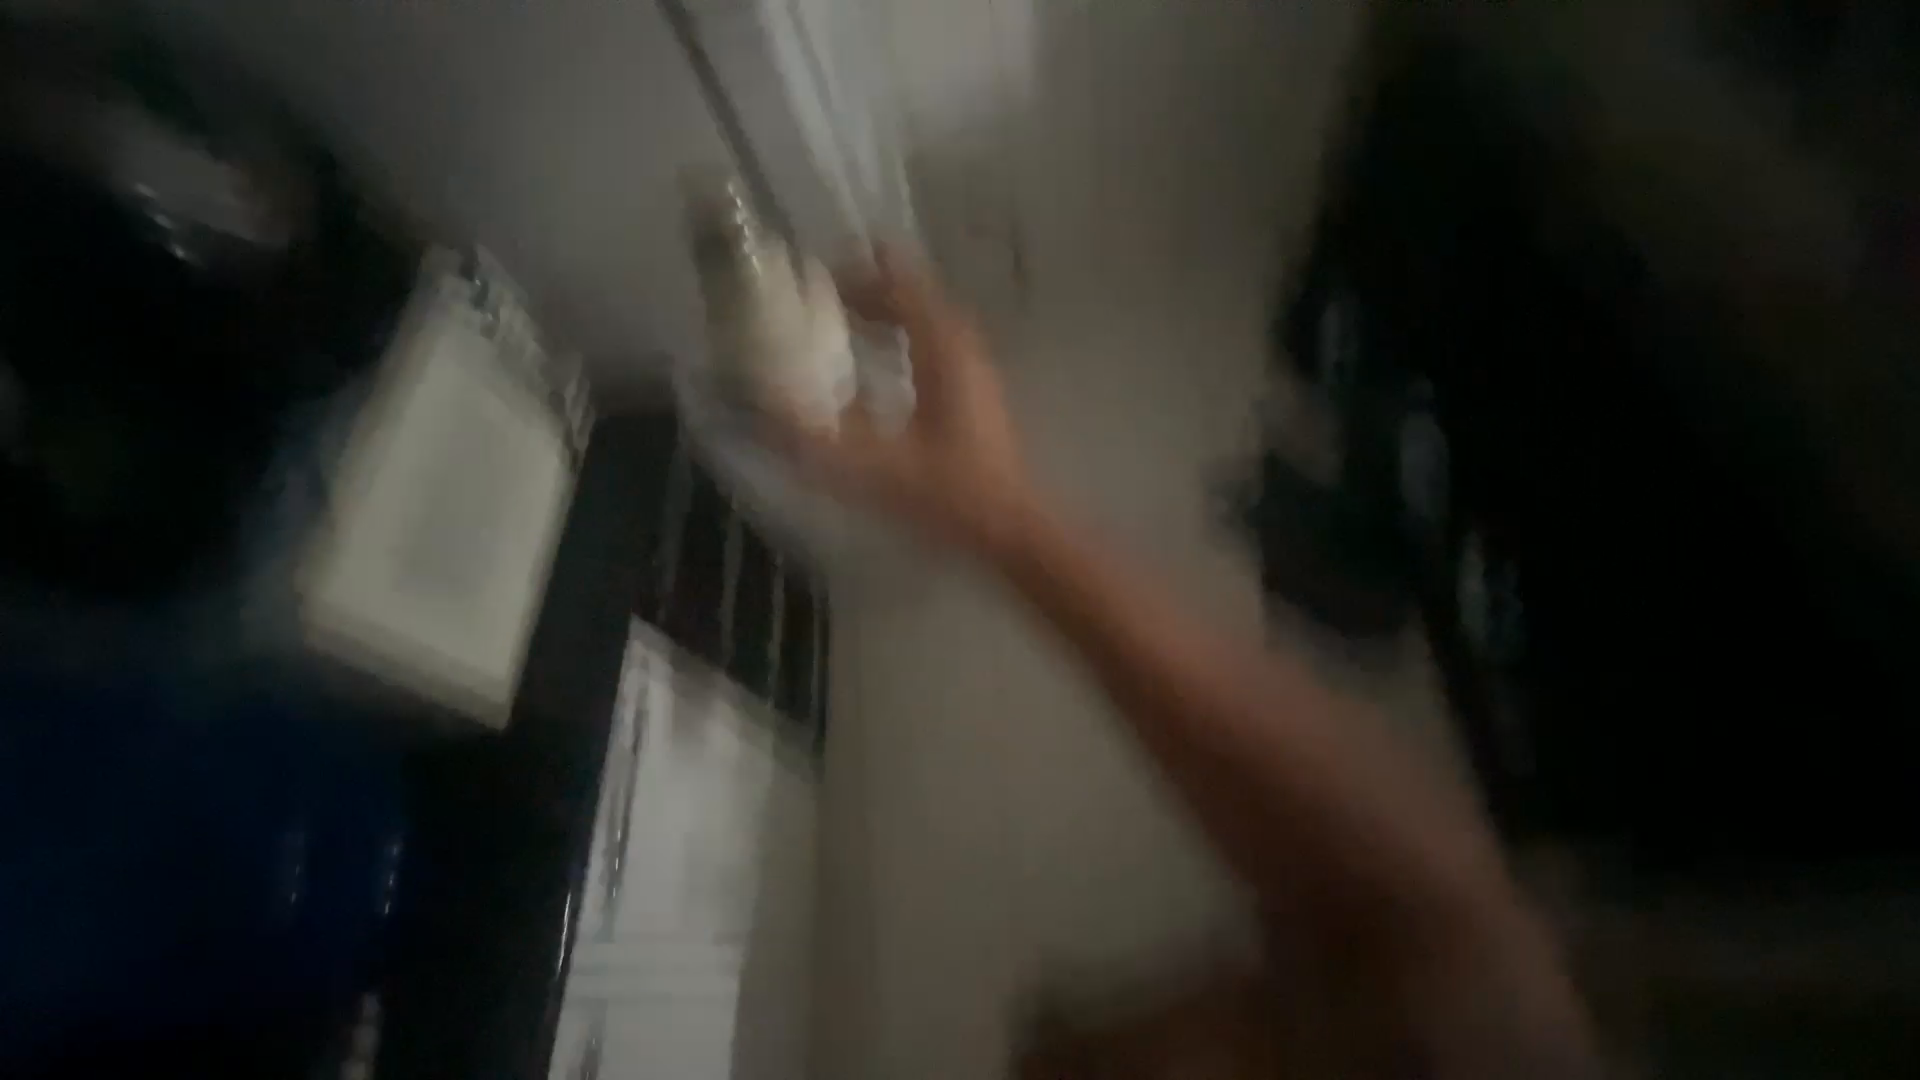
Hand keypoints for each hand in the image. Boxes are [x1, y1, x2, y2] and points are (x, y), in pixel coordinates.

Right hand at [774, 245, 1038, 557]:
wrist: (1009, 526)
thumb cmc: (949, 494)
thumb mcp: (874, 468)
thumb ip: (814, 441)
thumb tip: (760, 413)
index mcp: (942, 351)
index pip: (904, 285)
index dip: (864, 270)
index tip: (825, 265)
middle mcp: (963, 350)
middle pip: (916, 298)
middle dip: (872, 289)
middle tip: (829, 292)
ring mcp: (976, 371)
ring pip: (929, 323)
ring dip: (890, 314)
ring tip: (850, 319)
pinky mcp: (977, 395)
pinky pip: (936, 347)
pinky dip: (906, 340)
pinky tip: (884, 365)